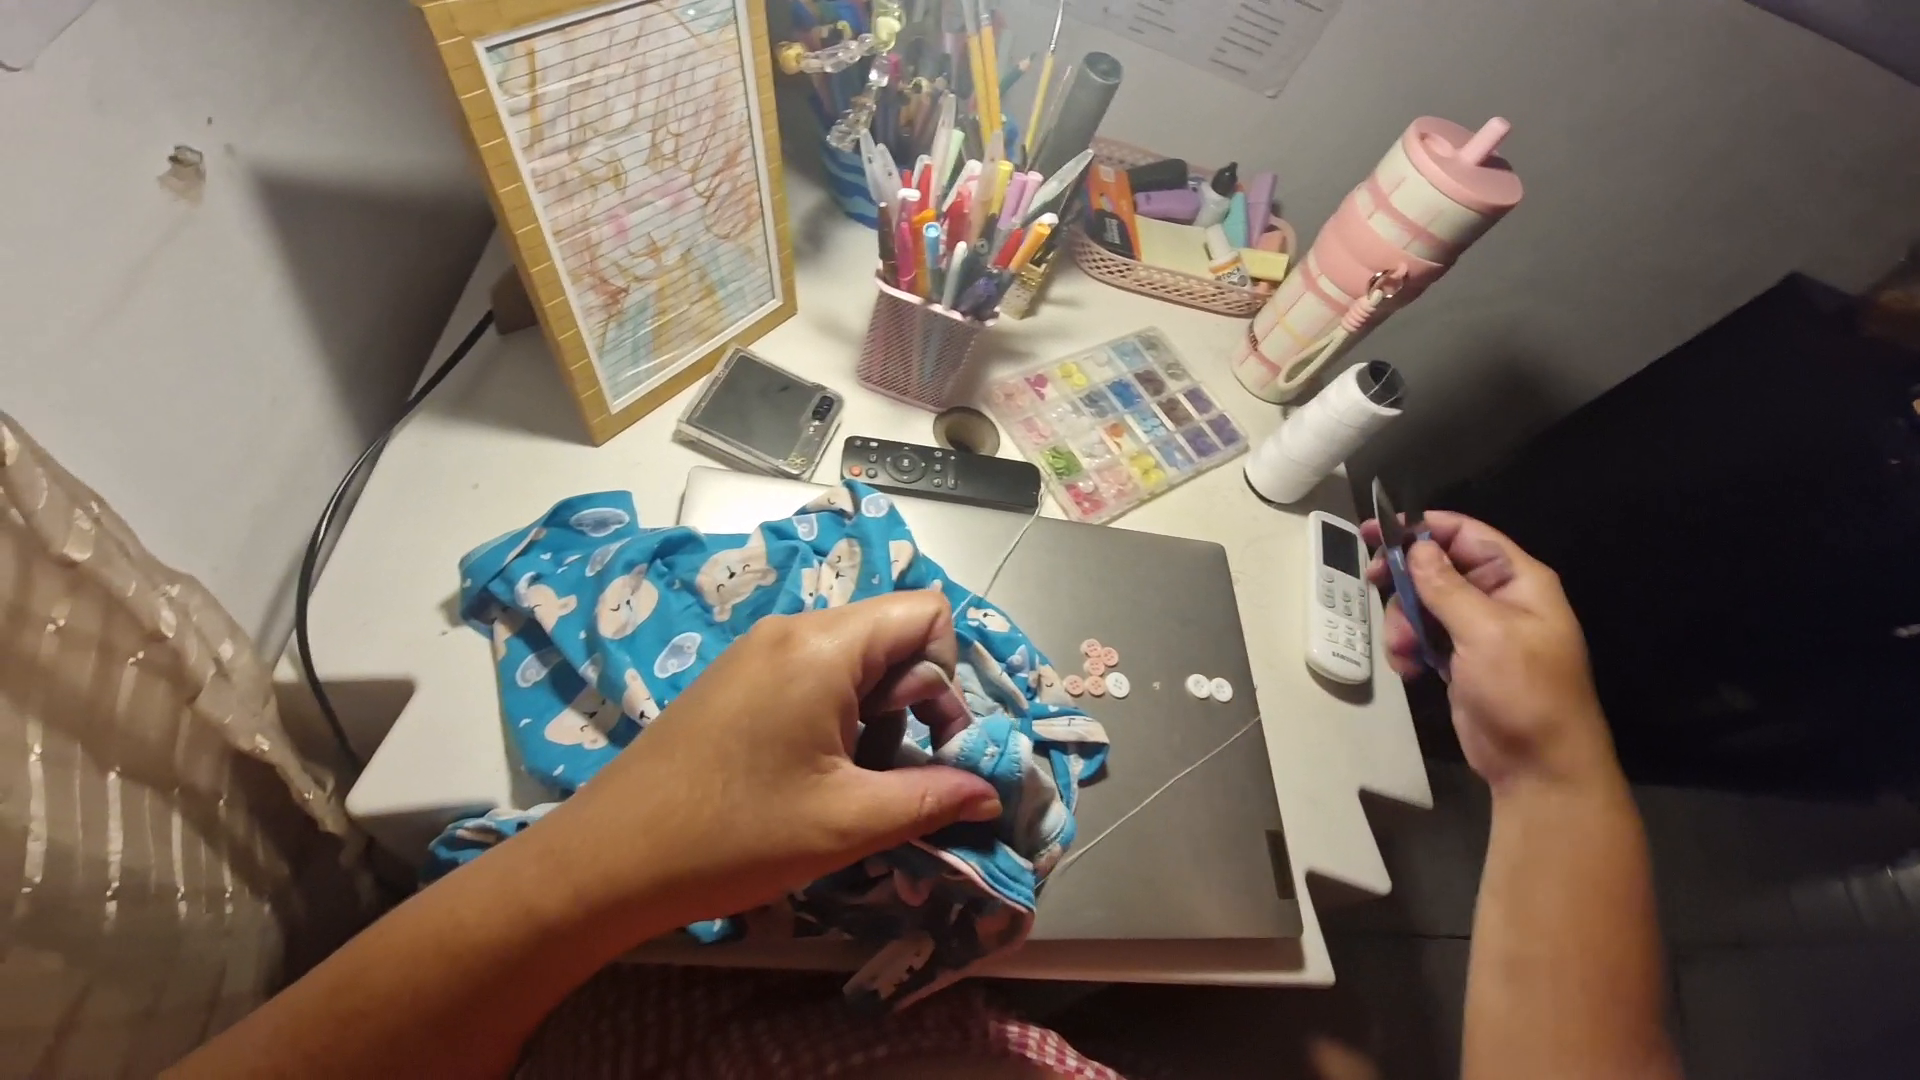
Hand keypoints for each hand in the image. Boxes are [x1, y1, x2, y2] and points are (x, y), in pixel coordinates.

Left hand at [521, 592, 1002, 933]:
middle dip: (914, 703)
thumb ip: (932, 798)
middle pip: (893, 636)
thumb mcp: (847, 822)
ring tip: (846, 781)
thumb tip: (990, 792)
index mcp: (824, 645)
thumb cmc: (733, 836)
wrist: (606, 861)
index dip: (948, 675)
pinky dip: (838, 714)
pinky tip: (811, 772)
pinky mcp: (741, 675)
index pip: (926, 613)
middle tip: (892, 772)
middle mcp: (794, 628)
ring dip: (875, 715)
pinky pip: (817, 673)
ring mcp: (761, 649)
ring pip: (857, 659)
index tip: (931, 742)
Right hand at [1361, 511, 1613, 788]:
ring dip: (1403, 623)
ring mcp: (1476, 630)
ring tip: (1405, 651)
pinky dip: (1407, 650)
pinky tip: (1410, 670)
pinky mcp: (1458, 657)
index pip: (1465, 534)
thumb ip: (1447, 587)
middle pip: (1435, 567)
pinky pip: (1420, 636)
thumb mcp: (1486, 633)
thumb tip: (1417, 548)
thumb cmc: (1525, 692)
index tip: (1375, 532)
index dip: (1421, 528)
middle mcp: (1497, 598)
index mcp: (1518, 580)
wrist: (1537, 764)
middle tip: (1374, 585)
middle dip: (1404, 582)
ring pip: (1420, 604)